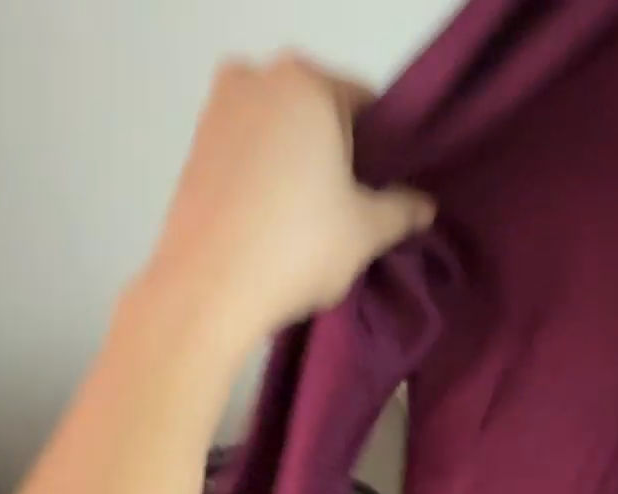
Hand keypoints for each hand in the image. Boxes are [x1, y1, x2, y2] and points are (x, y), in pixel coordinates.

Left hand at [133, 54, 434, 346]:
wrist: (209, 289)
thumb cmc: (298, 245)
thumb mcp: (367, 231)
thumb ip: (402, 210)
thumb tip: (424, 206)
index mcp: (304, 83)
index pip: (366, 104)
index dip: (385, 149)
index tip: (389, 188)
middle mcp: (254, 79)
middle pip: (319, 115)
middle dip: (341, 155)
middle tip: (356, 206)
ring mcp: (216, 111)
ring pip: (282, 134)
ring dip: (303, 167)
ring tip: (318, 219)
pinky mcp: (193, 148)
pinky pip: (250, 154)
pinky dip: (269, 178)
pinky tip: (280, 223)